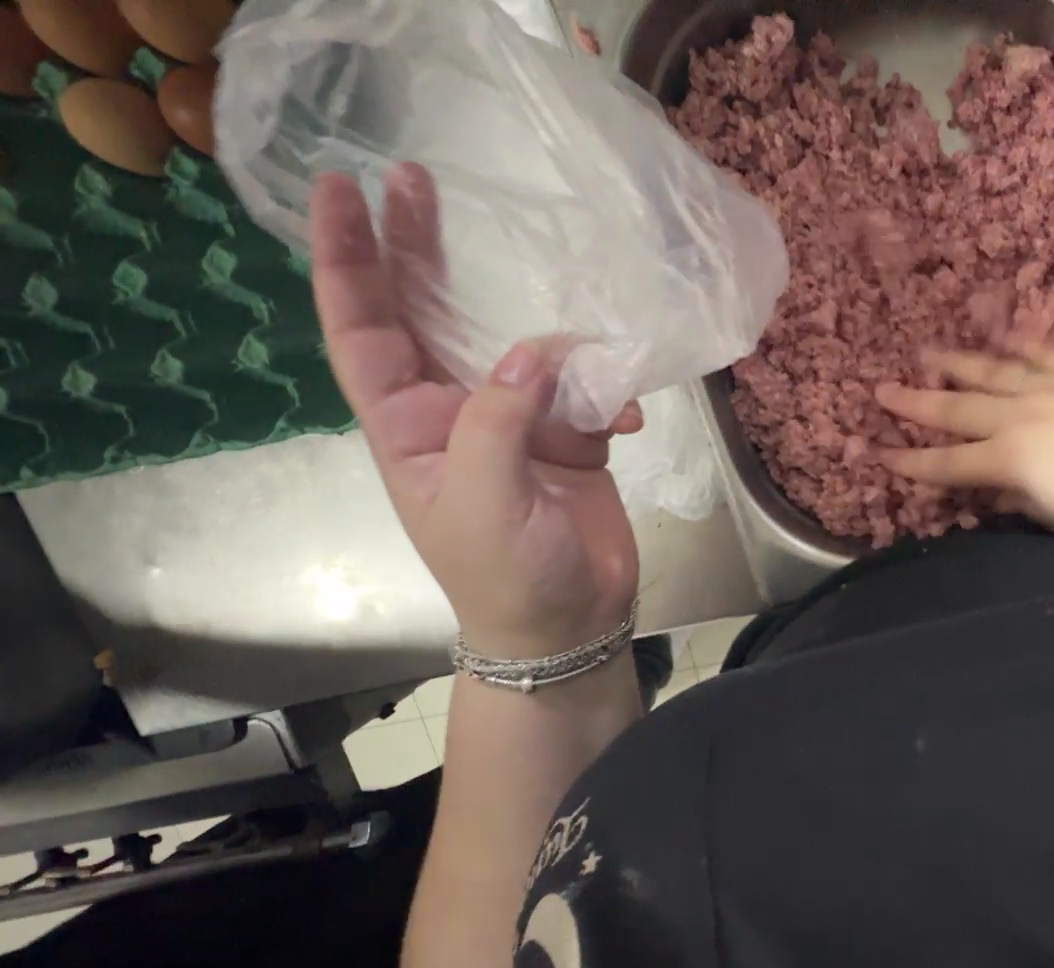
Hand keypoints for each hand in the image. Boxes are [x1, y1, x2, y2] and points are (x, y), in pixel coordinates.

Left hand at [310, 165, 642, 657]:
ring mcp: (518, 423)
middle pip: (430, 318)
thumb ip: (498, 421)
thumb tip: (535, 350)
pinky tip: (632, 418)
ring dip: (558, 339)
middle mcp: (457, 413)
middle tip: (420, 180)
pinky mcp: (572, 438)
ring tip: (588, 337)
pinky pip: (589, 392)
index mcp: (410, 426)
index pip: (363, 330)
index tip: (343, 193)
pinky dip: (613, 395)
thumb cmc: (506, 574)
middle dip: (424, 253)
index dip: (348, 262)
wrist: (570, 622)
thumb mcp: (483, 501)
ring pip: (527, 351)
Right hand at [873, 346, 1053, 534]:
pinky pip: (1042, 352)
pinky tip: (1005, 336)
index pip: (947, 465)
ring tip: (927, 354)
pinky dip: (1020, 344)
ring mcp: (1051, 386)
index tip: (880, 455)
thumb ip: (1016, 498)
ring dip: (956, 364)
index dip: (911, 463)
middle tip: (881, 390)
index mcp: (1008, 458)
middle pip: (956, 409)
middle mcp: (1019, 415)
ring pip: (992, 372)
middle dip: (915, 403)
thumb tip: (989, 491)